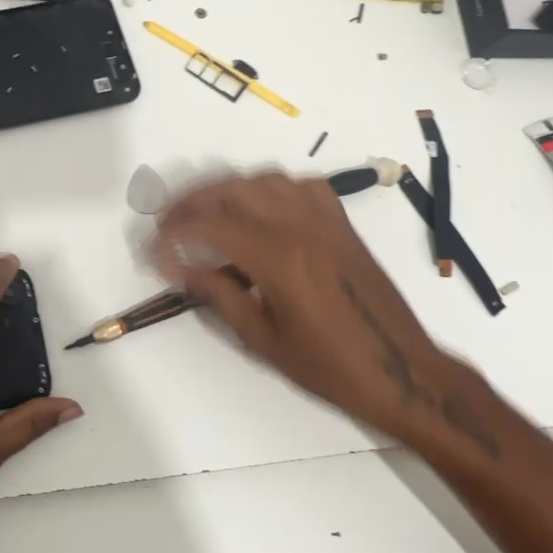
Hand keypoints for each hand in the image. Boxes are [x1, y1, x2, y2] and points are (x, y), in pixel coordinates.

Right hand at [151, 172, 465, 444]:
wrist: (402, 371)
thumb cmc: (329, 368)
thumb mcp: (263, 341)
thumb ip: (220, 296)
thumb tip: (180, 269)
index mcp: (279, 260)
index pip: (210, 228)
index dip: (173, 236)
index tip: (151, 251)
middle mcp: (301, 229)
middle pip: (233, 191)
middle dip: (190, 202)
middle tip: (165, 224)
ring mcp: (326, 222)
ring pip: (265, 180)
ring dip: (226, 189)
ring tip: (201, 211)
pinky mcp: (342, 226)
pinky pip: (301, 186)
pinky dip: (270, 188)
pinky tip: (256, 208)